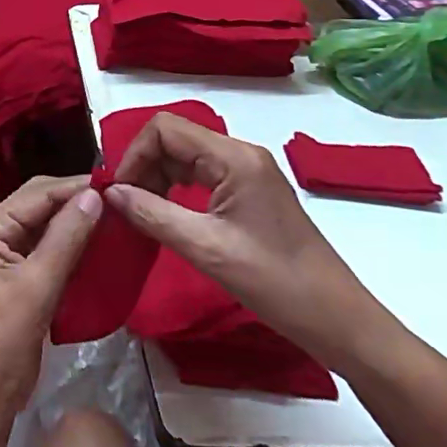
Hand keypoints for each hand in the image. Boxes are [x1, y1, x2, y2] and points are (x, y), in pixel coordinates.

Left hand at [0, 175, 102, 420]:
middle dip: (78, 197)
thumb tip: (96, 195)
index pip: (39, 193)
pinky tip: (98, 237)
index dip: (77, 187)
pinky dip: (72, 236)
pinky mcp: (19, 265)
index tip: (117, 185)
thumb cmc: (4, 341)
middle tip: (119, 197)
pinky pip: (49, 239)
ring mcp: (6, 246)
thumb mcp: (38, 286)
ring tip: (115, 213)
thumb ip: (66, 237)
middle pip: (42, 200)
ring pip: (48, 218)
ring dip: (77, 216)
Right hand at [105, 114, 373, 361]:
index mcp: (234, 157)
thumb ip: (153, 214)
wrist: (336, 317)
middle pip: (176, 139)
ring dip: (158, 178)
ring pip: (187, 157)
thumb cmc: (274, 282)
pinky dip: (178, 189)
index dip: (135, 154)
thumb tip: (110, 193)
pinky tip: (166, 214)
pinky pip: (203, 174)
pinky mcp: (251, 191)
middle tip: (125, 207)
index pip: (166, 128)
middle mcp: (241, 153)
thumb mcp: (206, 249)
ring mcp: (248, 171)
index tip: (118, 192)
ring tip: (141, 214)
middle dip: (144, 166)